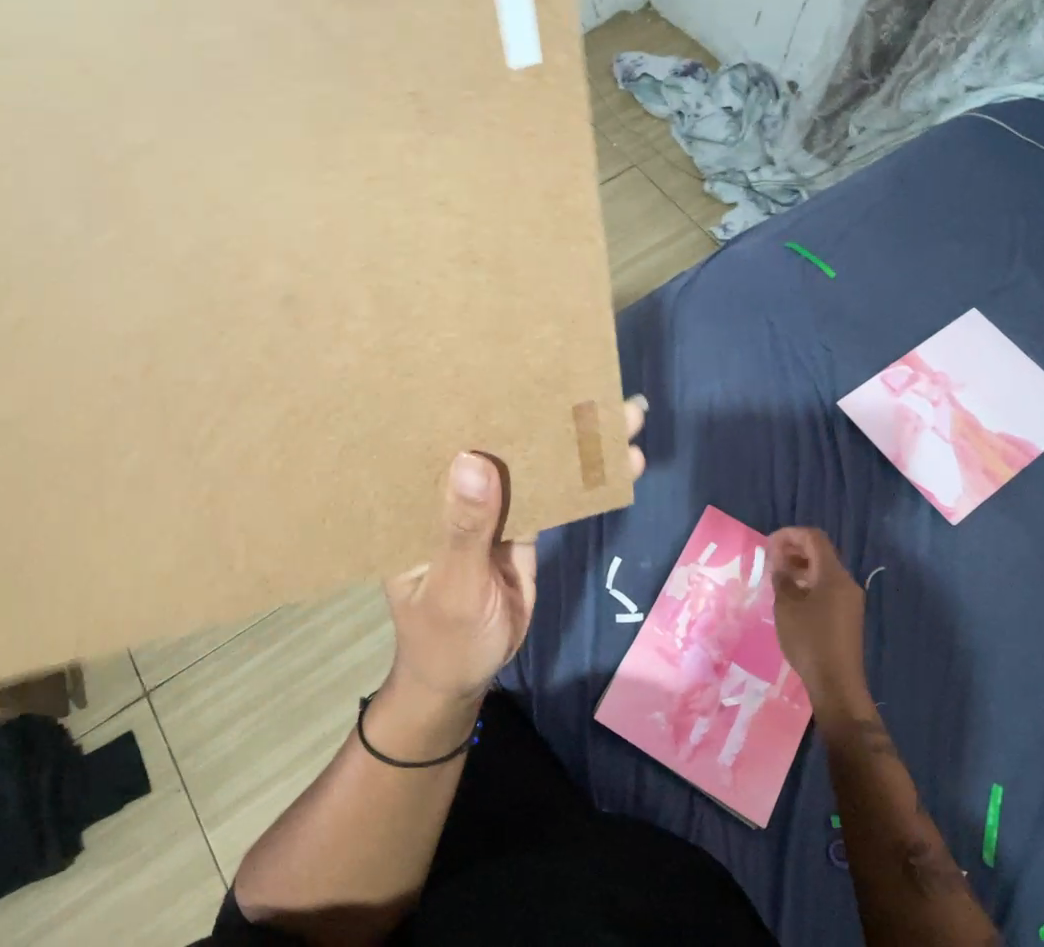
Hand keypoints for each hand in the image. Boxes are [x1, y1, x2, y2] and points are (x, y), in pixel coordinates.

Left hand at [383, 397, 647, 704]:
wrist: (467, 679)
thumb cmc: (442, 638)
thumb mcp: (453, 589)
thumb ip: (465, 531)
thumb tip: (474, 460)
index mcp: (417, 501)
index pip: (439, 442)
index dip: (469, 403)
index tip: (502, 364)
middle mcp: (452, 494)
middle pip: (497, 445)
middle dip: (540, 414)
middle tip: (586, 379)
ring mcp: (491, 509)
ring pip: (532, 467)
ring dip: (575, 443)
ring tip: (625, 412)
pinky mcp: (521, 527)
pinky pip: (553, 496)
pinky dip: (584, 479)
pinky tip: (620, 457)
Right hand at [768, 527, 872, 721]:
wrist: (837, 682)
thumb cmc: (808, 640)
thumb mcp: (787, 607)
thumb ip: (782, 578)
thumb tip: (779, 560)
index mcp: (833, 575)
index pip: (814, 538)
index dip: (790, 534)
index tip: (768, 544)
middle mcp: (846, 582)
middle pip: (822, 552)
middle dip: (795, 549)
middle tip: (771, 558)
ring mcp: (850, 599)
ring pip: (825, 571)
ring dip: (802, 567)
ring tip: (778, 577)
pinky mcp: (848, 615)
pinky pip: (829, 587)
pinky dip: (810, 582)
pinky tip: (793, 597)